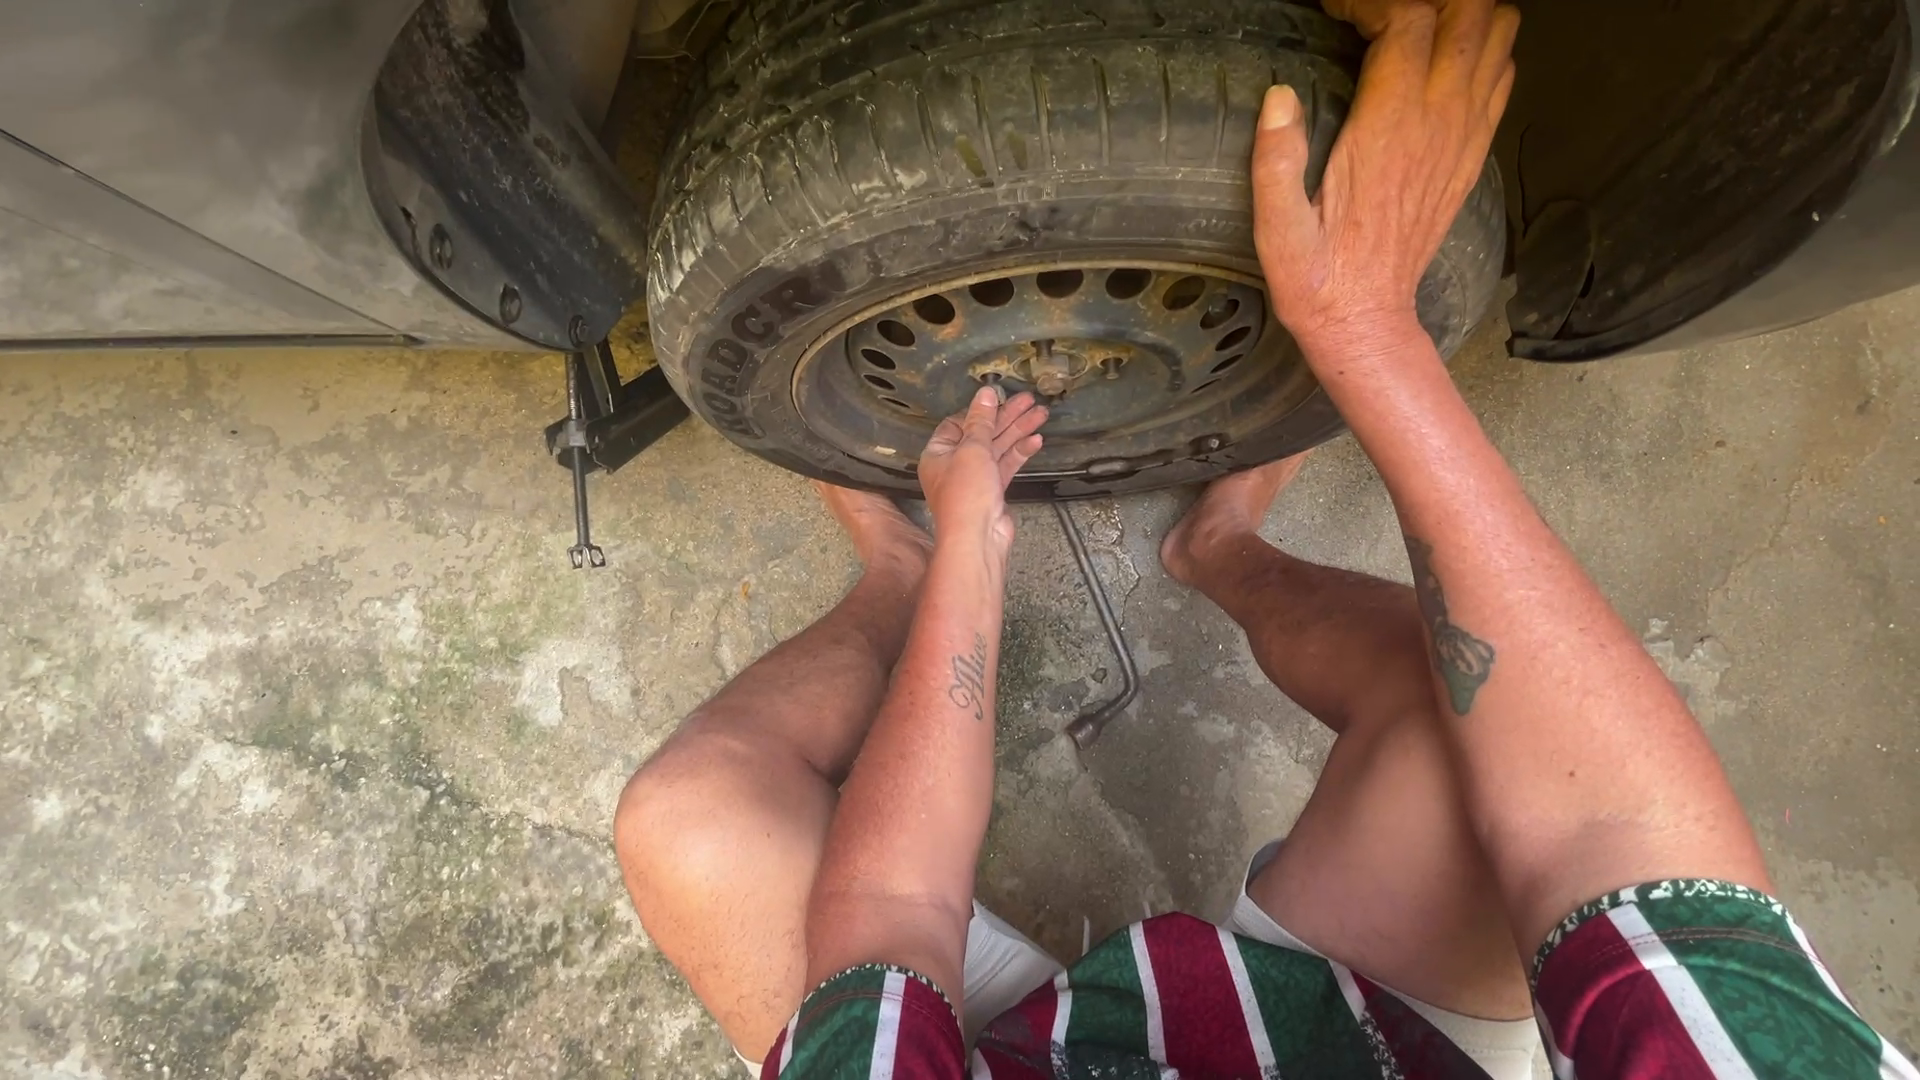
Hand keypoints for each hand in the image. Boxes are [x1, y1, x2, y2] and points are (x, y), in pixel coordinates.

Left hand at [918, 387, 1046, 554]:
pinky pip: (1005, 466)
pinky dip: (1020, 453)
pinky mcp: (991, 491)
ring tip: (1041, 414)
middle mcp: (953, 465)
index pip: (958, 423)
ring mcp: (973, 479)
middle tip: (1028, 401)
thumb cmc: (965, 495)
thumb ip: (981, 420)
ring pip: (997, 448)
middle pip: (981, 434)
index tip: (1000, 396)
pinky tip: (1036, 440)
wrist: (978, 538)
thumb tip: (985, 394)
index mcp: (937, 453)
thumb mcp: (972, 448)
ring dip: (1018, 431)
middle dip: (1006, 417)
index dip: (979, 410)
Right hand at [1252, 0, 1517, 349]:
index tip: (1336, 11)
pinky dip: (1479, 50)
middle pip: (1466, 11)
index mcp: (1387, 130)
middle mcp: (1438, 122)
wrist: (1364, 320)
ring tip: (1409, 31)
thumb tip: (1278, 98)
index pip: (1407, 20)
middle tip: (1375, 17)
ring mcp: (1463, 136)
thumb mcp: (1276, 232)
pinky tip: (1437, 69)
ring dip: (1458, 16)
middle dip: (1422, 0)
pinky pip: (1501, 74)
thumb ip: (1275, 163)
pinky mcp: (1471, 155)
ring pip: (1495, 32)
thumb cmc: (1317, 279)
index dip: (1371, 1)